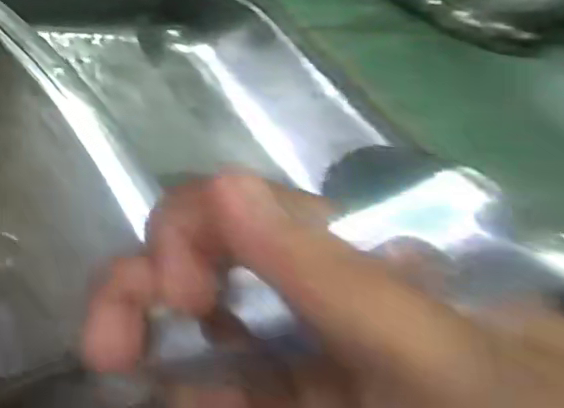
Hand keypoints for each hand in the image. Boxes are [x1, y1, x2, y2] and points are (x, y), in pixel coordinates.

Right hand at [81, 171, 563, 407]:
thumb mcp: (461, 376)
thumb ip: (342, 280)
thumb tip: (218, 178)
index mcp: (380, 271)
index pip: (256, 211)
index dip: (190, 231)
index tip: (176, 295)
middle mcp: (340, 308)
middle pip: (211, 261)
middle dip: (144, 283)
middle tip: (102, 342)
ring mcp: (320, 370)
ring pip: (204, 326)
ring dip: (146, 332)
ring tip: (109, 362)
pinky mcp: (298, 406)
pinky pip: (224, 384)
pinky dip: (179, 382)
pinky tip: (153, 391)